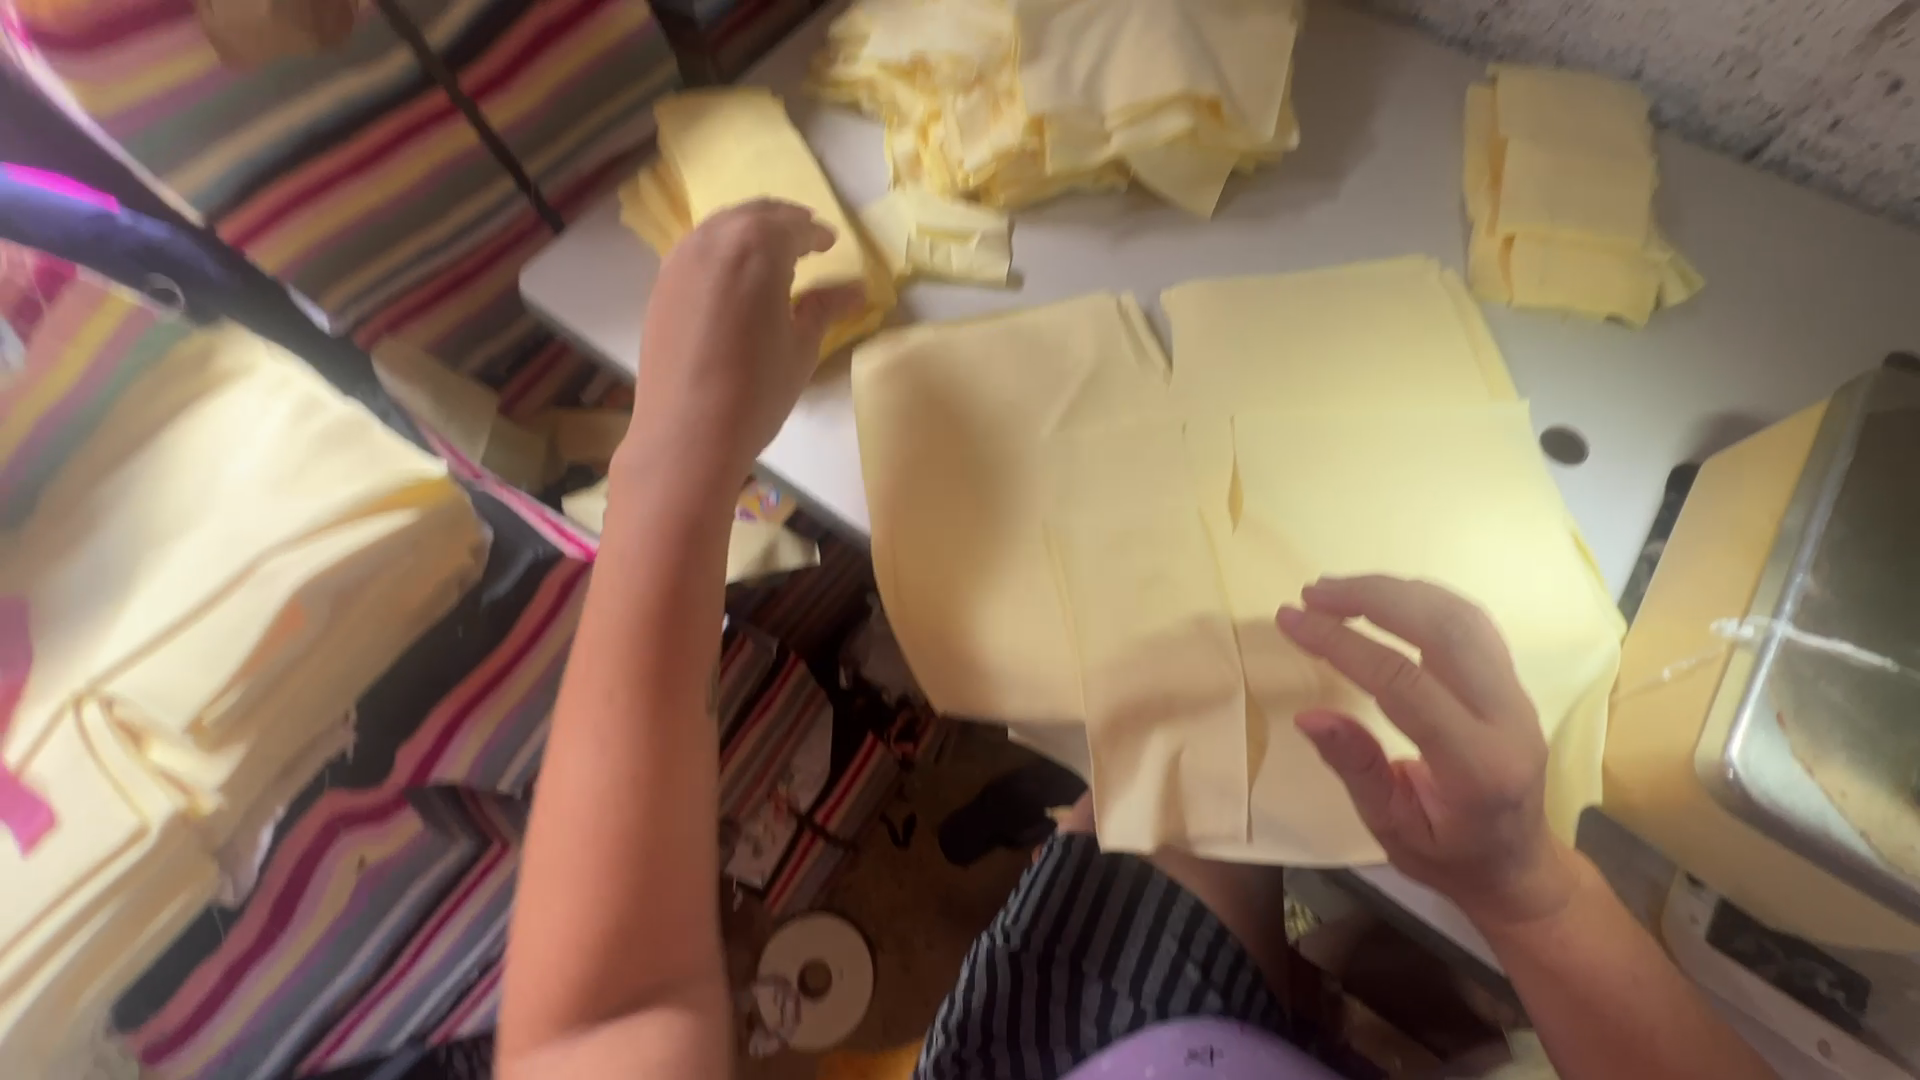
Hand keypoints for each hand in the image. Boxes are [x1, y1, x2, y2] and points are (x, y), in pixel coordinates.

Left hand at [623, 199, 867, 484]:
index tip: (831, 242)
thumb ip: (826, 307)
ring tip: (771, 255)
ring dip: (750, 231)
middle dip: (783, 221)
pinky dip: (722, 250)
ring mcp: (680, 260)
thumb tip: (857, 289)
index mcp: (757, 248)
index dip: (816, 234)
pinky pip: (698, 250)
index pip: (793, 226)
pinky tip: (734, 278)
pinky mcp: (661, 285)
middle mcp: (714, 240)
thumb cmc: (757, 391)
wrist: (687, 433)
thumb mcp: (801, 347)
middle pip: (753, 215)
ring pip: (721, 228)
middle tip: (805, 237)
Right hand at [1276, 575, 1580, 929]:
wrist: (1517, 865)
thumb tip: (1307, 716)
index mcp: (1476, 764)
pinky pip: (1470, 621)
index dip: (1342, 644)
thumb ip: (1354, 768)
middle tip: (1312, 594)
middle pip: (1444, 630)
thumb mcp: (1390, 827)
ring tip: (1335, 589)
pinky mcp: (1511, 681)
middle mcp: (1507, 718)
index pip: (1403, 683)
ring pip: (1461, 615)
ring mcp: (1516, 694)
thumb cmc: (1447, 854)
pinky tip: (1380, 597)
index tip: (1291, 620)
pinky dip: (1419, 598)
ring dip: (1393, 590)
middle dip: (1371, 598)